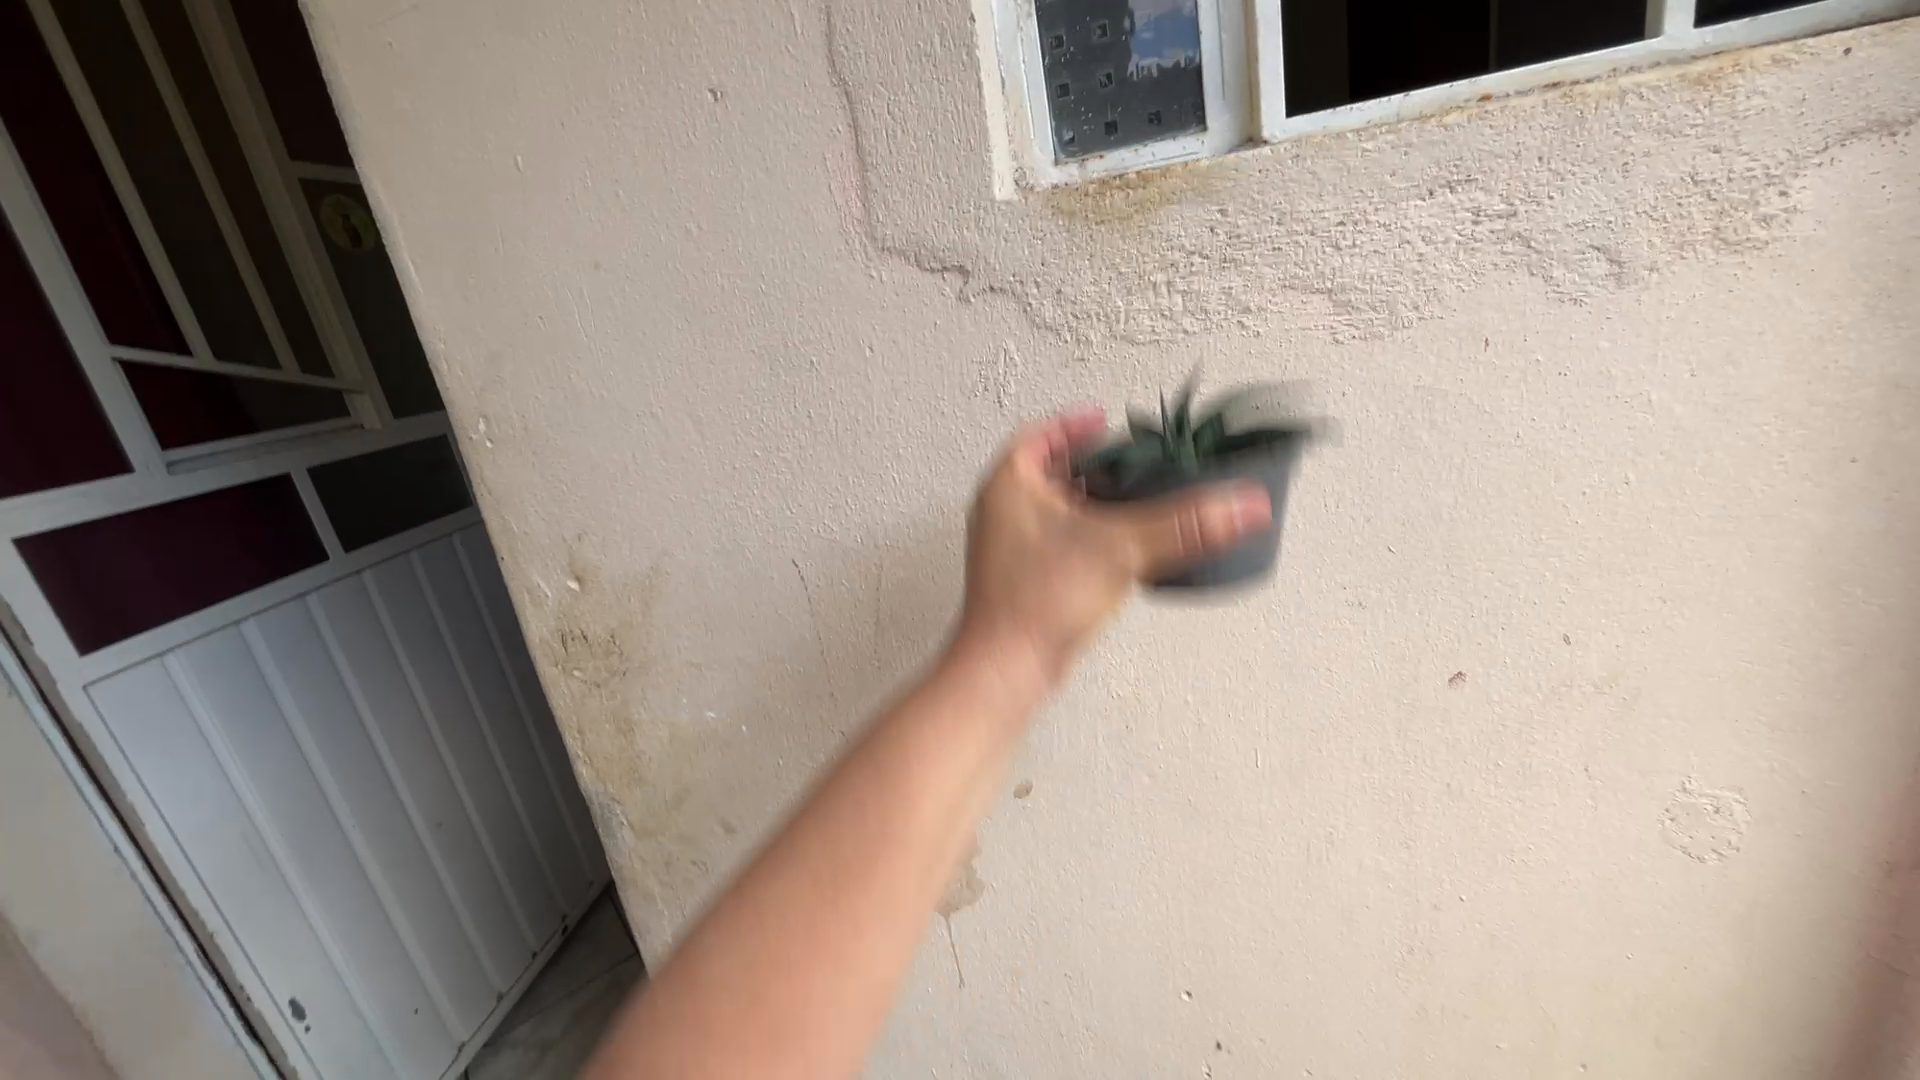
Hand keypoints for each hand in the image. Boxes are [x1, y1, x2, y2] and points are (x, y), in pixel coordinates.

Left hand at [953, 407, 1271, 690]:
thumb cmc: (1036, 601)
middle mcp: (1003, 513)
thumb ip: (1184, 525)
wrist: (1007, 667)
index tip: (1104, 421)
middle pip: (1050, 472)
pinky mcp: (1025, 579)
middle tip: (1132, 462)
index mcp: (1009, 486)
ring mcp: (1011, 548)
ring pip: (1056, 510)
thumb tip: (1241, 505)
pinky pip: (1059, 543)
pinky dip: (1089, 536)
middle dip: (1092, 466)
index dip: (1073, 425)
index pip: (1039, 436)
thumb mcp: (1119, 548)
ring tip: (1137, 501)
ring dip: (1093, 502)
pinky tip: (1123, 549)